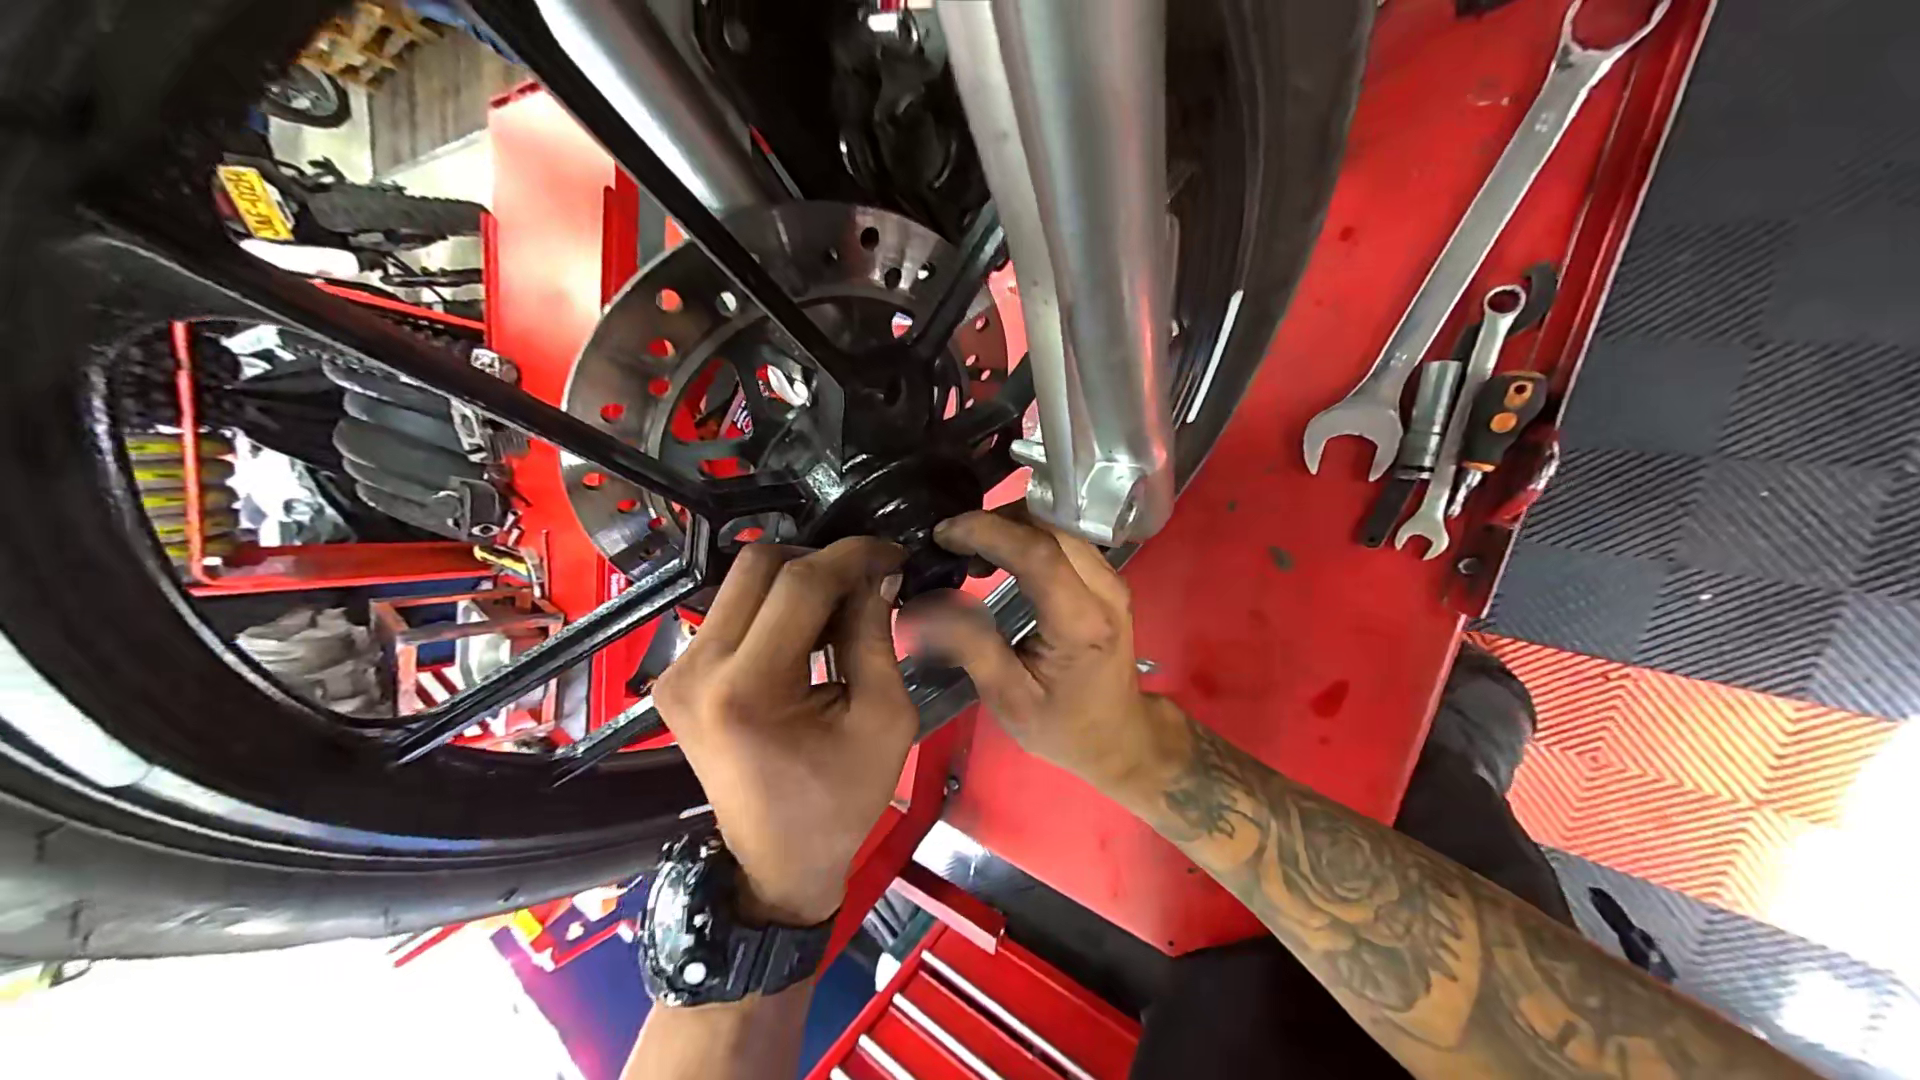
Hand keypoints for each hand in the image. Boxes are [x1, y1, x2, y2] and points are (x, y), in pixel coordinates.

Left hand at [653, 537, 913, 926]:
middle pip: (758, 564)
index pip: (800, 583)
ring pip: (740, 581)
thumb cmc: (840, 801)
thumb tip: (877, 573)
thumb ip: (876, 636)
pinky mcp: (676, 676)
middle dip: (821, 560)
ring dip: (797, 581)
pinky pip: (729, 610)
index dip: (852, 556)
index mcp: (748, 690)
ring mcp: (678, 672)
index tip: (891, 554)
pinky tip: (805, 633)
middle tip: (864, 581)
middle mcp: (697, 670)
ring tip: (839, 610)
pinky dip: (773, 606)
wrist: (777, 861)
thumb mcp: (883, 719)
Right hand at [913, 509, 1180, 791]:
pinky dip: (1026, 535)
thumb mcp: (1008, 698)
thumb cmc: (1062, 724)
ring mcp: (1111, 579)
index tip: (944, 533)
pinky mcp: (1106, 577)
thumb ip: (969, 644)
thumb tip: (925, 603)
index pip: (1038, 553)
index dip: (988, 532)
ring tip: (970, 550)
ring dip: (1010, 526)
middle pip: (1049, 527)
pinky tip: (999, 557)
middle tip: (951, 541)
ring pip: (1057, 525)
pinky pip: (1063, 537)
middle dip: (995, 521)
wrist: (1118, 735)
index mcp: (1081, 623)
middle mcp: (1104, 590)